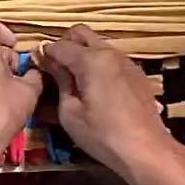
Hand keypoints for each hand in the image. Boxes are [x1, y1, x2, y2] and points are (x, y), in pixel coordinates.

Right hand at [38, 25, 181, 179]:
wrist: (146, 150)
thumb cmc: (102, 134)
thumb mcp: (70, 112)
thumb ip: (59, 81)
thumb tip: (50, 63)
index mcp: (91, 60)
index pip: (59, 45)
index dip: (45, 55)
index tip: (38, 68)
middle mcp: (110, 53)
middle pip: (81, 33)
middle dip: (65, 45)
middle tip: (56, 69)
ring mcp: (127, 62)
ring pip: (98, 44)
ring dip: (83, 54)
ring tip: (74, 80)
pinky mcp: (137, 74)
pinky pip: (111, 59)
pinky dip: (98, 64)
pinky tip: (95, 89)